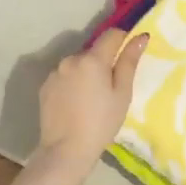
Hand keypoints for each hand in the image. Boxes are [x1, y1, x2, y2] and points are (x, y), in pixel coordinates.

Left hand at [37, 30, 147, 165]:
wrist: (66, 149)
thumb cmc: (101, 123)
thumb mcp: (122, 94)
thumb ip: (129, 62)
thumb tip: (140, 36)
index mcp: (92, 59)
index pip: (111, 34)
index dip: (124, 39)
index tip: (129, 55)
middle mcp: (70, 59)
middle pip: (92, 51)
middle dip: (103, 61)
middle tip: (111, 87)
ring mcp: (54, 73)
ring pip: (77, 64)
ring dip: (86, 72)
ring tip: (91, 98)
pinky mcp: (45, 86)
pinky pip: (64, 76)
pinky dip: (72, 83)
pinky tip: (76, 104)